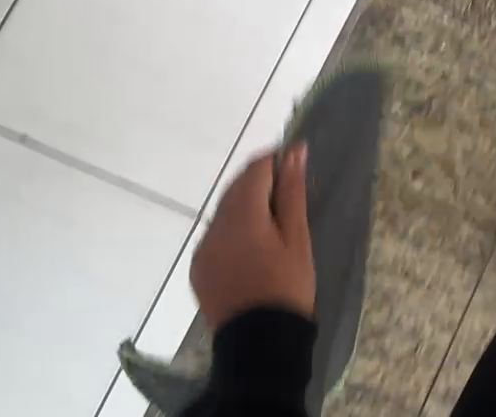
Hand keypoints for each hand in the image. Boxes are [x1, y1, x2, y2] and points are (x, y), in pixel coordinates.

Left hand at [192, 146, 314, 327]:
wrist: (261, 344)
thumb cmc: (288, 286)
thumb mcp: (297, 236)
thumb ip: (292, 190)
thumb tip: (295, 150)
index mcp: (241, 216)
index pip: (254, 169)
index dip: (275, 160)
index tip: (296, 165)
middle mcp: (214, 227)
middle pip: (236, 187)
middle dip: (261, 181)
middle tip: (289, 192)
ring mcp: (203, 249)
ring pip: (225, 209)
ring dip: (247, 203)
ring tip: (275, 219)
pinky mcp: (199, 268)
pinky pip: (216, 233)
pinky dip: (234, 226)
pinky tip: (254, 243)